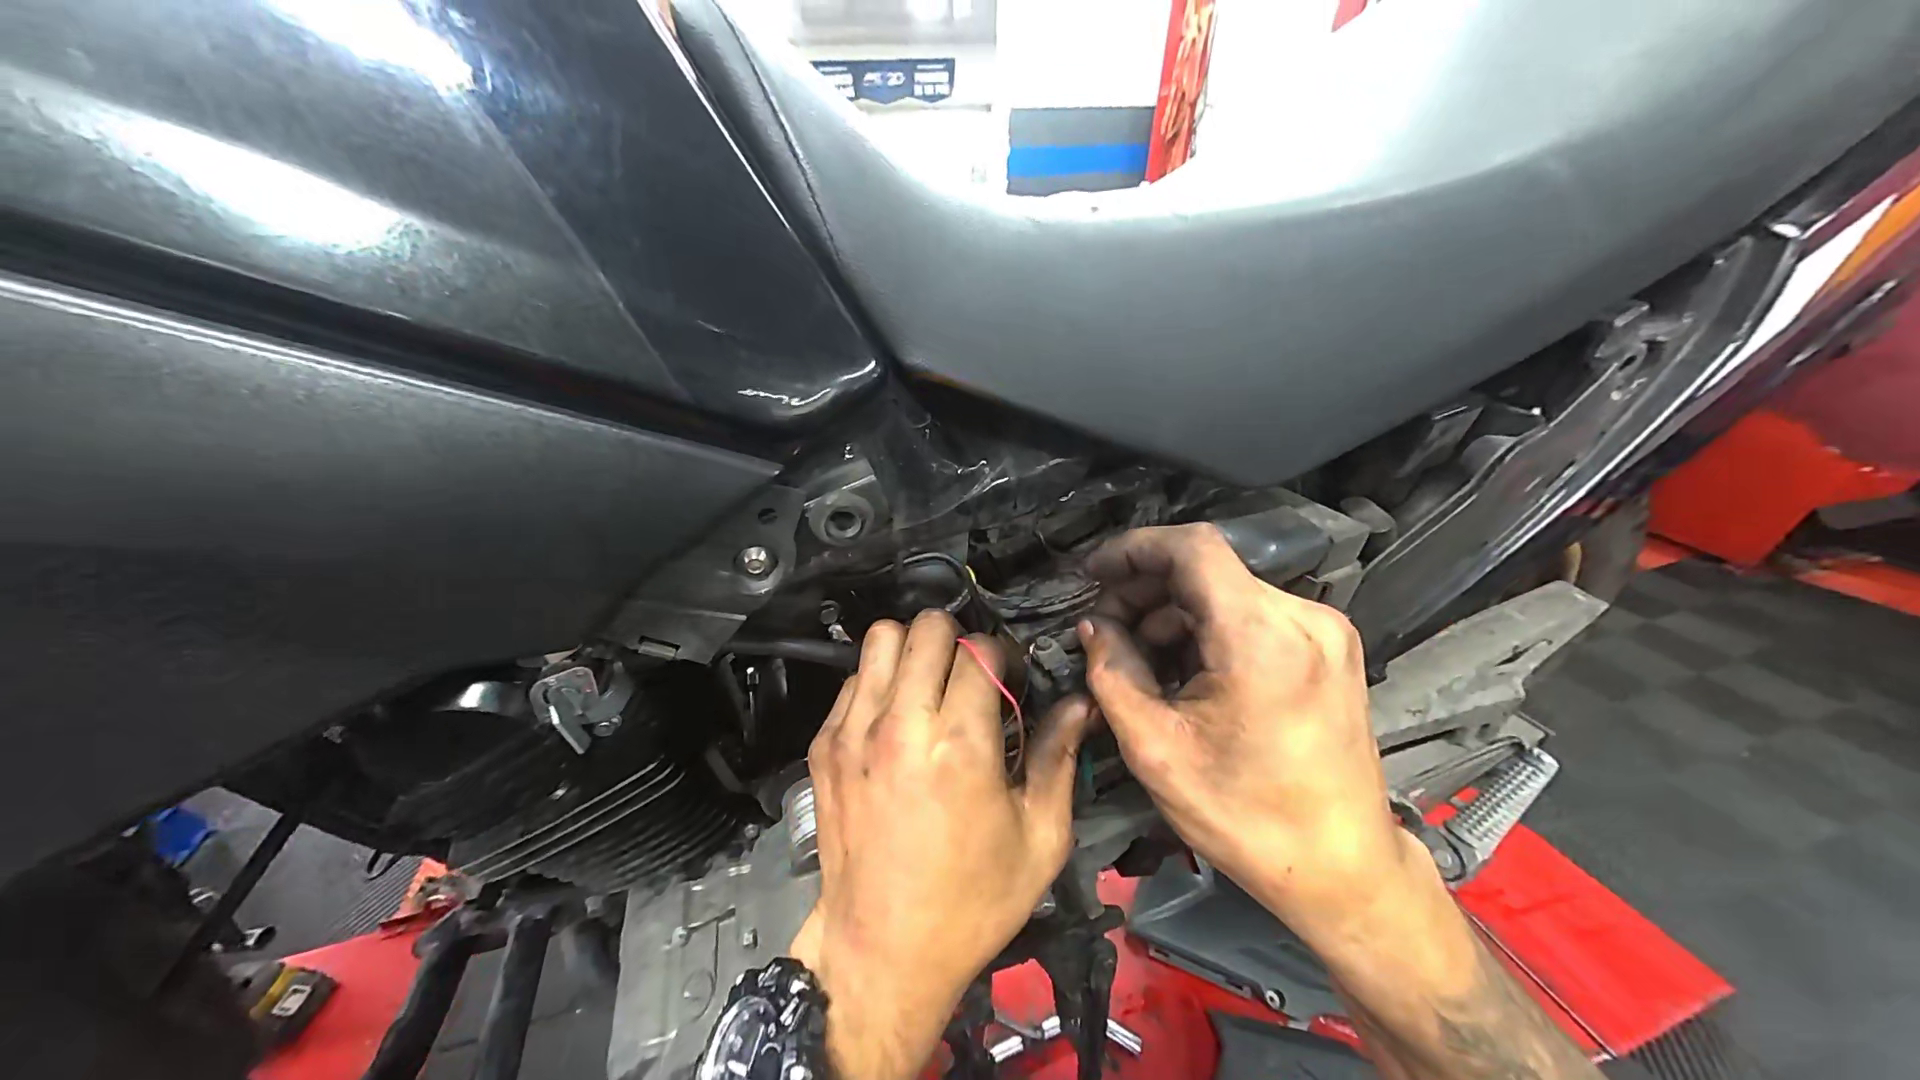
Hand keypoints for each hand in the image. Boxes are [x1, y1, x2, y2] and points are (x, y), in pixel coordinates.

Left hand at [789, 610, 1096, 1079]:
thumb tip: (1079, 703)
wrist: (882, 952)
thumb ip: (1059, 757)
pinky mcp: (823, 745)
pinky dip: (879, 683)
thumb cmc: (971, 902)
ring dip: (913, 651)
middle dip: (958, 640)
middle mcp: (901, 725)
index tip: (1008, 683)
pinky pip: (853, 680)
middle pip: (927, 627)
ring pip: (882, 638)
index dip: (1003, 657)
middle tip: (970, 677)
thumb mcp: (1040, 839)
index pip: (981, 649)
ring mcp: (853, 731)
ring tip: (930, 685)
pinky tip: (895, 719)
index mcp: (960, 745)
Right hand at [1082, 526, 1604, 1079]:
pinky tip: (1181, 667)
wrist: (1341, 869)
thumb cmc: (1245, 817)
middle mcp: (1302, 618)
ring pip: (1225, 590)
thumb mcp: (1155, 748)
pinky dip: (1206, 628)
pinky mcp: (1327, 649)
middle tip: (1105, 627)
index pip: (1191, 548)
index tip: (1092, 574)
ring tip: (1138, 656)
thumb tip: (1093, 626)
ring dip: (1173, 612)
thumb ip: (1112, 672)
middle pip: (1206, 568)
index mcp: (1261, 637)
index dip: (1133, 549)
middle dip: (1145, 589)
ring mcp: (1322, 631)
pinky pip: (1250, 614)